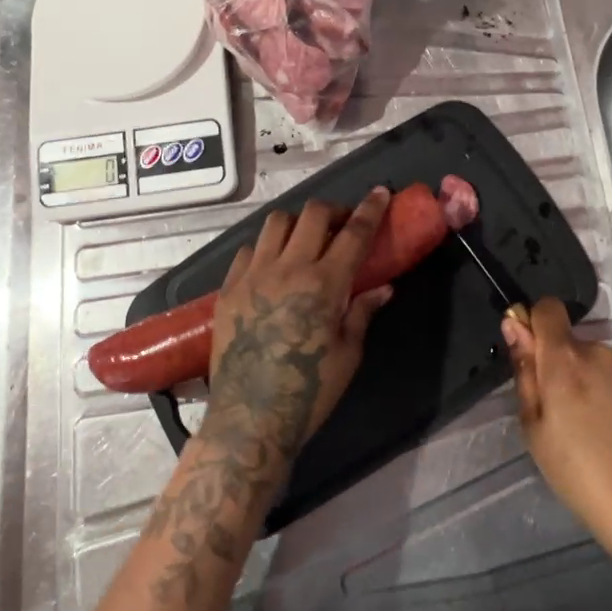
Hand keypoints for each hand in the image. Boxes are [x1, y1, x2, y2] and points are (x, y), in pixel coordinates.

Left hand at [205, 187, 394, 459]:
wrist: (251, 417)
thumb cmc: (310, 390)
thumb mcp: (348, 354)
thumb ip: (362, 312)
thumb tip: (383, 288)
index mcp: (324, 284)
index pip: (353, 233)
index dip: (370, 209)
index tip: (380, 192)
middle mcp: (288, 269)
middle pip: (313, 214)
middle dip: (333, 210)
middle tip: (342, 224)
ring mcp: (253, 275)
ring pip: (276, 223)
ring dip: (298, 222)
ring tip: (306, 239)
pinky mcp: (228, 288)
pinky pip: (247, 249)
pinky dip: (266, 247)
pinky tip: (273, 265)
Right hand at [504, 296, 611, 533]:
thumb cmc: (578, 472)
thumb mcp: (534, 428)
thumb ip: (525, 373)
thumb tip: (514, 326)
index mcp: (564, 360)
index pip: (547, 308)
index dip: (534, 323)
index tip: (531, 355)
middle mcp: (598, 353)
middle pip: (570, 342)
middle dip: (560, 365)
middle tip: (558, 412)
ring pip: (594, 362)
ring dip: (587, 381)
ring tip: (589, 428)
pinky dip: (609, 394)